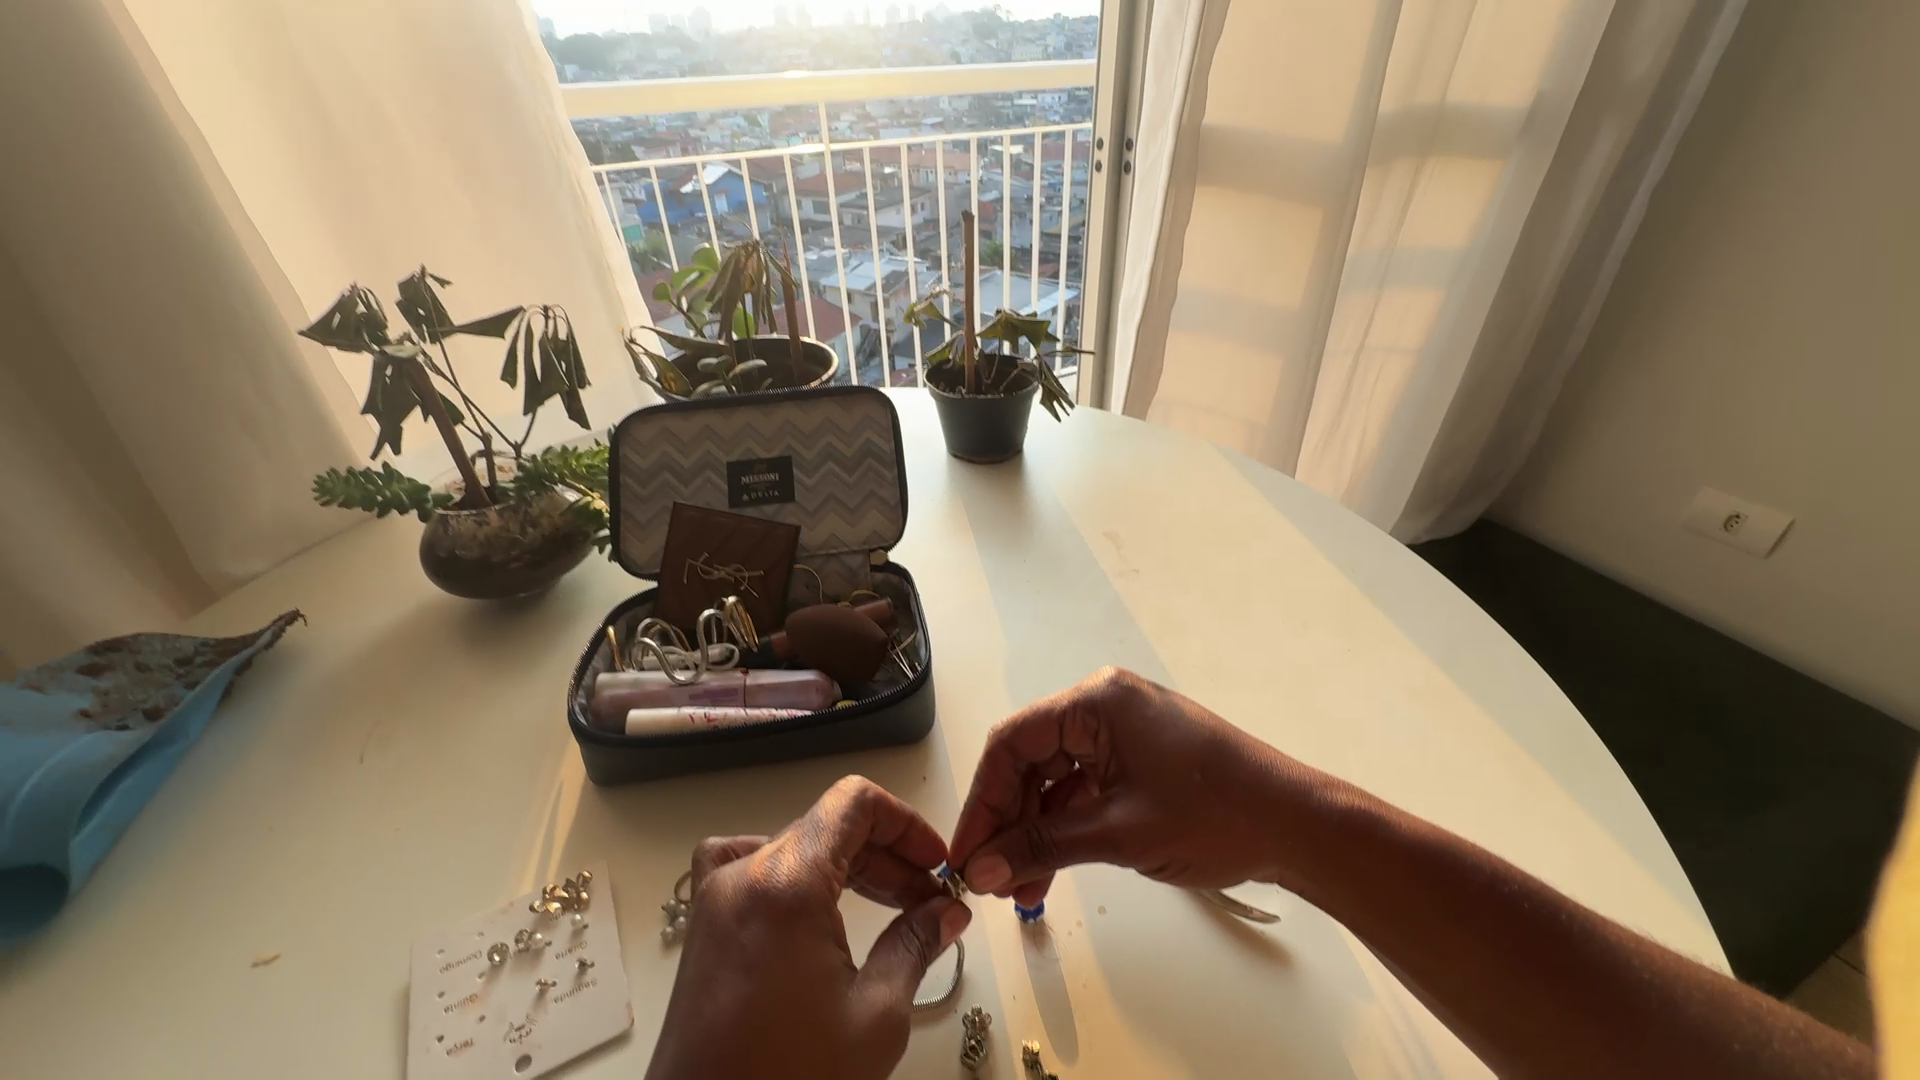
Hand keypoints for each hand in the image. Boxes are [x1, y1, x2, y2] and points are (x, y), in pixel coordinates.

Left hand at [645, 776, 972, 1079]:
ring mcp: (716, 897)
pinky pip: (747, 864)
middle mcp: (745, 873)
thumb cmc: (794, 1078)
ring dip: (846, 864)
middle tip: (926, 900)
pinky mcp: (704, 925)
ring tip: (885, 905)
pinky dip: (788, 868)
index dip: (905, 823)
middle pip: (828, 825)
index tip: (935, 863)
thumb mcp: (875, 1015)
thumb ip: (915, 944)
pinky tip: (808, 902)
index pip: (853, 803)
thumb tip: (949, 909)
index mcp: (788, 881)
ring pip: (795, 844)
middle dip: (887, 855)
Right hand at [949, 668, 1304, 907]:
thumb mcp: (1118, 832)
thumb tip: (978, 872)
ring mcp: (1122, 733)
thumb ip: (1042, 847)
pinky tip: (1050, 871)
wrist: (1300, 827)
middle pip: (1031, 760)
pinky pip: (1084, 789)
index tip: (965, 853)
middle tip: (991, 878)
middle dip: (1009, 820)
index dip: (983, 799)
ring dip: (1036, 831)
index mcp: (1096, 701)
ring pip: (1055, 780)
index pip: (1014, 742)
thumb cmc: (1214, 816)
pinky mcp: (1138, 760)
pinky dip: (1066, 827)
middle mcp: (1103, 707)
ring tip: (1019, 889)